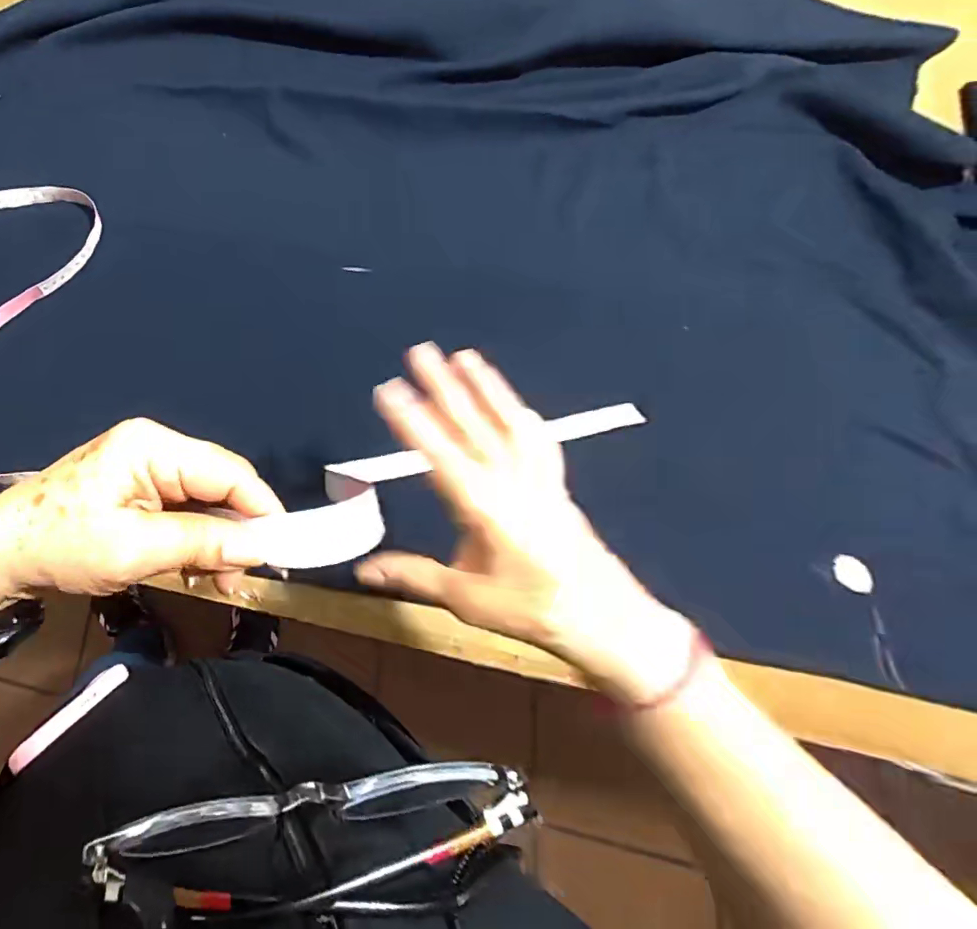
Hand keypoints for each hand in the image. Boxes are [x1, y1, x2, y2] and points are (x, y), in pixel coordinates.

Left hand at [0, 418, 284, 615]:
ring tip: (216, 582)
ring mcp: (138, 465)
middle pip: (217, 483)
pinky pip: (177, 508)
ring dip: (214, 540)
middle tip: (243, 579)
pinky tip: (192, 568)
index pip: (228, 471)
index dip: (263, 511)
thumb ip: (202, 543)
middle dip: (237, 531)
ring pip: (201, 499)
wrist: (3, 550)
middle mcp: (149, 446)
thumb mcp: (135, 549)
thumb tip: (262, 546)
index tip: (284, 554)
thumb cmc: (61, 544)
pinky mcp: (130, 487)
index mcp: (149, 446)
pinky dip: (190, 538)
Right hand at [357, 343, 696, 702]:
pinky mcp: (555, 487)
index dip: (413, 422)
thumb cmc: (538, 612)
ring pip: (509, 426)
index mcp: (489, 511)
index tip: (390, 390)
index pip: (443, 457)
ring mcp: (540, 483)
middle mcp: (515, 487)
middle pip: (475, 428)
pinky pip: (536, 441)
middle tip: (420, 353)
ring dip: (485, 389)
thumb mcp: (469, 600)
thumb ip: (415, 575)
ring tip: (463, 357)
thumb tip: (362, 569)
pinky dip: (519, 415)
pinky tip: (509, 401)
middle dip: (445, 387)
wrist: (616, 625)